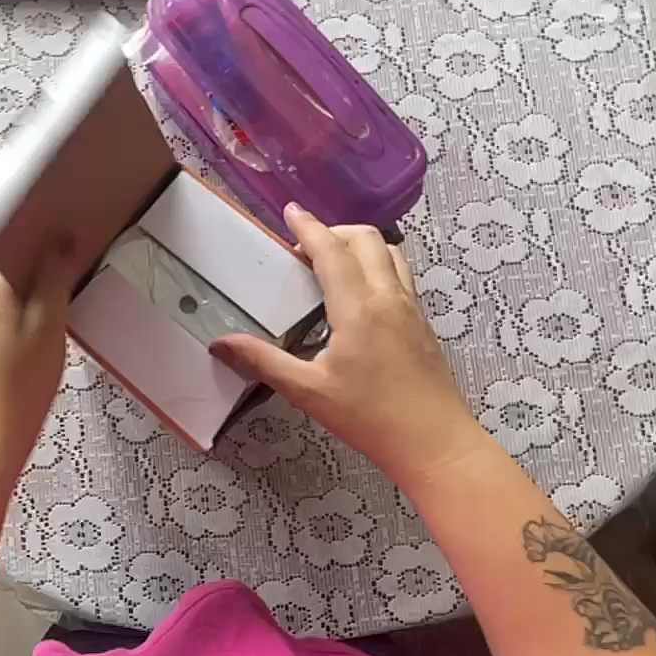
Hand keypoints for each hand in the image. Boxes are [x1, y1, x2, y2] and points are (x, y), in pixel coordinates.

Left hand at [0, 240, 78, 464]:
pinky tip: (47, 326)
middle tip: (77, 280)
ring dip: (37, 293)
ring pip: (12, 289)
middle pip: (14, 267)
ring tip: (65, 306)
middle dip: (44, 271)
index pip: (18, 247)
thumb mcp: (49, 324)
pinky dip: (26, 311)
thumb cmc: (25, 379)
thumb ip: (54, 277)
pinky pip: (5, 308)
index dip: (47, 243)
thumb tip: (61, 238)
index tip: (76, 244)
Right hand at [211, 204, 484, 488]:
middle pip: (365, 240)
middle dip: (333, 231)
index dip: (308, 227)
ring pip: (389, 253)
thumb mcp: (308, 392)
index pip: (331, 251)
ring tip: (329, 263)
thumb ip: (263, 362)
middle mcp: (388, 297)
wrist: (435, 443)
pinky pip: (399, 275)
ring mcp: (411, 308)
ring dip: (358, 245)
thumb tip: (221, 344)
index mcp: (359, 308)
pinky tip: (357, 294)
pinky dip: (375, 265)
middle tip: (303, 246)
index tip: (290, 211)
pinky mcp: (421, 323)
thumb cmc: (370, 418)